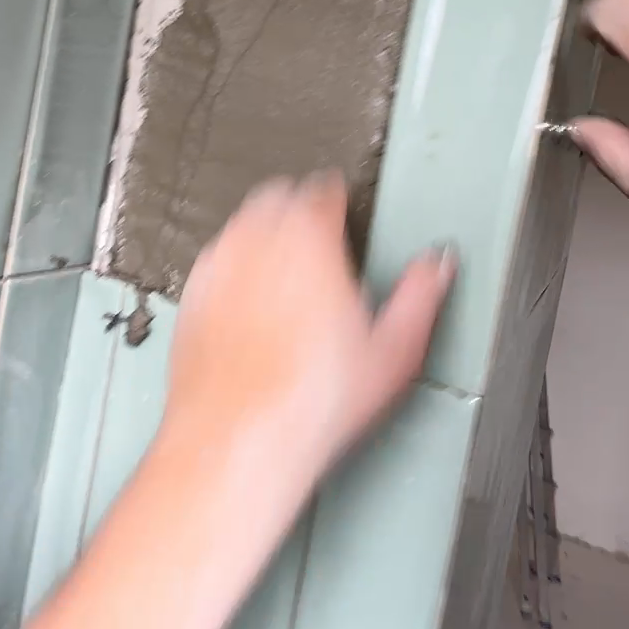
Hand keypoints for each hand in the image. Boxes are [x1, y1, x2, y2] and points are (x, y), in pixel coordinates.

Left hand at [162, 172, 455, 482]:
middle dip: (299, 206)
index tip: (341, 209)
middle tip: (317, 233)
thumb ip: (420, 296)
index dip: (336, 199)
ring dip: (264, 230)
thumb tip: (437, 265)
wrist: (237, 437)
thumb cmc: (312, 400)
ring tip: (285, 263)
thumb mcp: (393, 351)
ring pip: (243, 224)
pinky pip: (215, 259)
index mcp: (310, 238)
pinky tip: (249, 298)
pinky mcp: (192, 295)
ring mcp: (219, 265)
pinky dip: (234, 264)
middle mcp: (257, 240)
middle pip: (278, 196)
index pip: (322, 191)